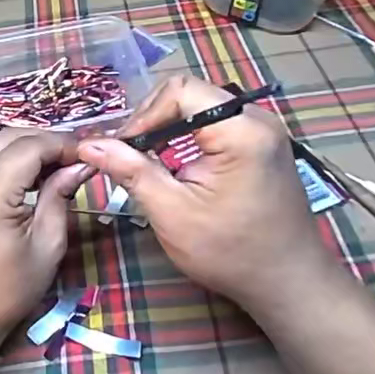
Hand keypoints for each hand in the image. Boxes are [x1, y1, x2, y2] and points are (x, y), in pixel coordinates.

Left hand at [0, 129, 94, 344]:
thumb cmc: (8, 289)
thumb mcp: (46, 245)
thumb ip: (60, 196)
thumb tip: (80, 164)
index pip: (28, 147)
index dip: (61, 144)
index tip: (87, 152)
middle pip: (8, 138)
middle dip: (44, 140)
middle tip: (74, 156)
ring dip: (24, 147)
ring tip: (55, 164)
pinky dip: (5, 159)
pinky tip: (27, 174)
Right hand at [77, 76, 337, 310]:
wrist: (286, 282)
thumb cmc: (230, 252)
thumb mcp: (171, 212)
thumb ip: (130, 171)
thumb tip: (88, 144)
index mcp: (241, 130)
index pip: (180, 91)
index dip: (143, 115)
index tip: (121, 148)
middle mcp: (256, 119)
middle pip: (188, 94)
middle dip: (150, 120)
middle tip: (126, 155)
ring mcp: (261, 130)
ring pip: (198, 107)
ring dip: (164, 129)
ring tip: (141, 160)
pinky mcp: (258, 144)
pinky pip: (212, 123)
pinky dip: (183, 137)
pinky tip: (168, 163)